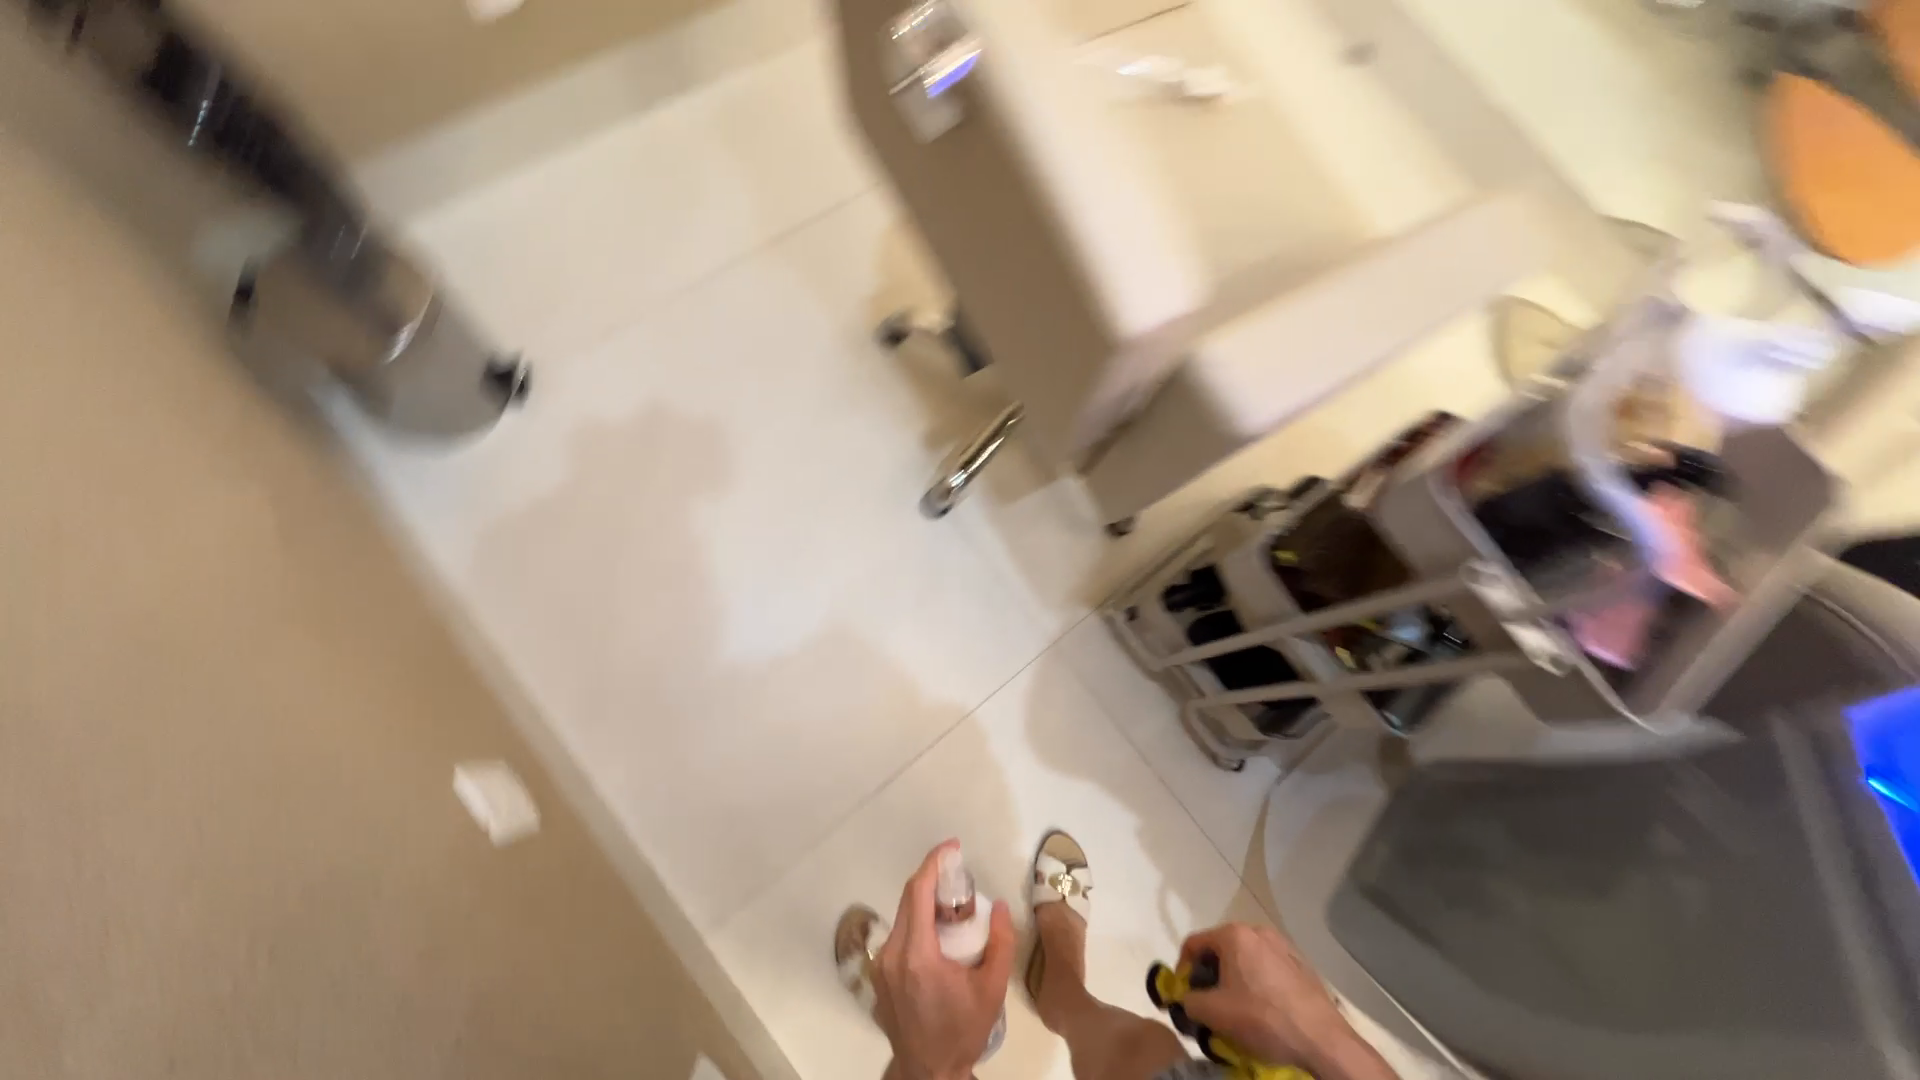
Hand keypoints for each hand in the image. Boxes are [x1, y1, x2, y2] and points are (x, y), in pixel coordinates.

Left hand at [873, 840, 1014, 1079]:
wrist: (928, 1072)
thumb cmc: (962, 1031)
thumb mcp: (991, 989)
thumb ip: (1000, 943)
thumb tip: (999, 906)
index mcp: (918, 954)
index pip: (918, 892)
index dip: (934, 863)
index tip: (952, 847)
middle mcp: (892, 954)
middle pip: (907, 898)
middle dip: (932, 877)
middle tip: (958, 872)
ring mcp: (881, 964)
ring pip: (902, 915)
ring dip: (924, 900)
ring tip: (952, 903)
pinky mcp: (879, 974)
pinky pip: (898, 934)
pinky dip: (917, 921)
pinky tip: (938, 932)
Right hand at [1179, 923, 1395, 1079]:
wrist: (1323, 1041)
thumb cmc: (1263, 1019)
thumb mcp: (1214, 1013)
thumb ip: (1189, 1001)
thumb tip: (1187, 999)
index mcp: (1234, 935)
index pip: (1193, 944)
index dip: (1182, 969)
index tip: (1184, 994)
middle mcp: (1258, 931)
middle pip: (1221, 950)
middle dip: (1210, 975)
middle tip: (1209, 1003)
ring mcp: (1283, 946)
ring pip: (1246, 959)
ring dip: (1235, 980)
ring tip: (1237, 1010)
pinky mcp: (1302, 965)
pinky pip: (1268, 969)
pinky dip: (1258, 984)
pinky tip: (1265, 1011)